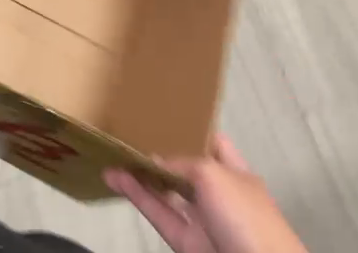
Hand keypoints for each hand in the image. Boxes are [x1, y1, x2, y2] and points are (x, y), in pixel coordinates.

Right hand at [105, 134, 306, 252]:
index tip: (162, 117)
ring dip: (141, 176)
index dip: (190, 131)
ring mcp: (202, 221)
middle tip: (128, 134)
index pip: (212, 144)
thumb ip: (181, 163)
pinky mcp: (186, 243)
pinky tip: (116, 178)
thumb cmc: (245, 217)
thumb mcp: (214, 176)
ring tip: (112, 156)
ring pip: (167, 193)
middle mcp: (218, 195)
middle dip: (160, 153)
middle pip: (185, 169)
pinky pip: (159, 215)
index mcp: (236, 174)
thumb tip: (155, 162)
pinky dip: (138, 197)